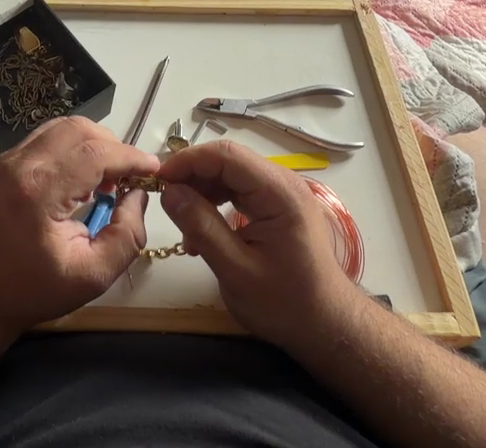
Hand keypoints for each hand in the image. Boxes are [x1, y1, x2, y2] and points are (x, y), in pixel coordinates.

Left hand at [0, 116, 159, 332]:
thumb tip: (138, 196)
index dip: (131, 157)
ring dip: (94, 144)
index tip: (154, 171)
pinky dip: (73, 147)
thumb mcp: (92, 275)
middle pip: (80, 129)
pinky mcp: (6, 162)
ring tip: (108, 179)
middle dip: (114, 146)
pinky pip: (48, 137)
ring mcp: (10, 160)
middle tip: (130, 177)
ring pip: (63, 127)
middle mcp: (22, 165)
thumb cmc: (32, 289)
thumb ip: (127, 236)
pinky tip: (82, 179)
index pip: (95, 153)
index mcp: (40, 191)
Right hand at [157, 140, 354, 353]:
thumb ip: (202, 227)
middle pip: (227, 161)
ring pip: (230, 174)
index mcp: (279, 193)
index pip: (225, 156)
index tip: (158, 181)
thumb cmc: (286, 304)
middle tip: (166, 202)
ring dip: (202, 191)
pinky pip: (239, 191)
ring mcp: (282, 193)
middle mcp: (283, 183)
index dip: (187, 161)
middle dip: (192, 176)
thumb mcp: (236, 270)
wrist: (328, 328)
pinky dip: (216, 203)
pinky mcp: (278, 206)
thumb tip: (168, 193)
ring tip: (184, 226)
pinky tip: (202, 231)